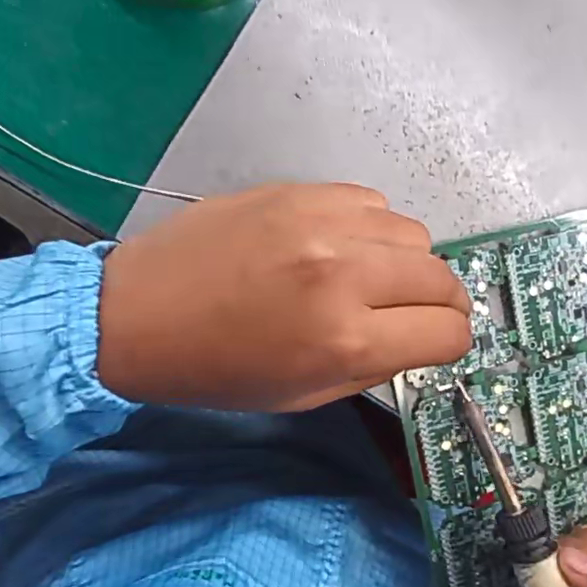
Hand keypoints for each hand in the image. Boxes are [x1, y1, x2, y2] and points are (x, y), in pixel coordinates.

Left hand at [96, 183, 472, 411]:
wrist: (136, 312)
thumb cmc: (212, 369)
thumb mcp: (300, 395)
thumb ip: (370, 367)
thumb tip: (415, 339)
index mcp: (345, 339)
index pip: (449, 332)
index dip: (444, 344)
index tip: (425, 343)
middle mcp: (345, 273)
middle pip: (443, 277)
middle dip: (435, 304)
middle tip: (401, 314)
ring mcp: (321, 221)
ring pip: (412, 233)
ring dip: (400, 263)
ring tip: (361, 278)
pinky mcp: (296, 190)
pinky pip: (369, 202)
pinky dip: (366, 228)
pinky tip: (332, 245)